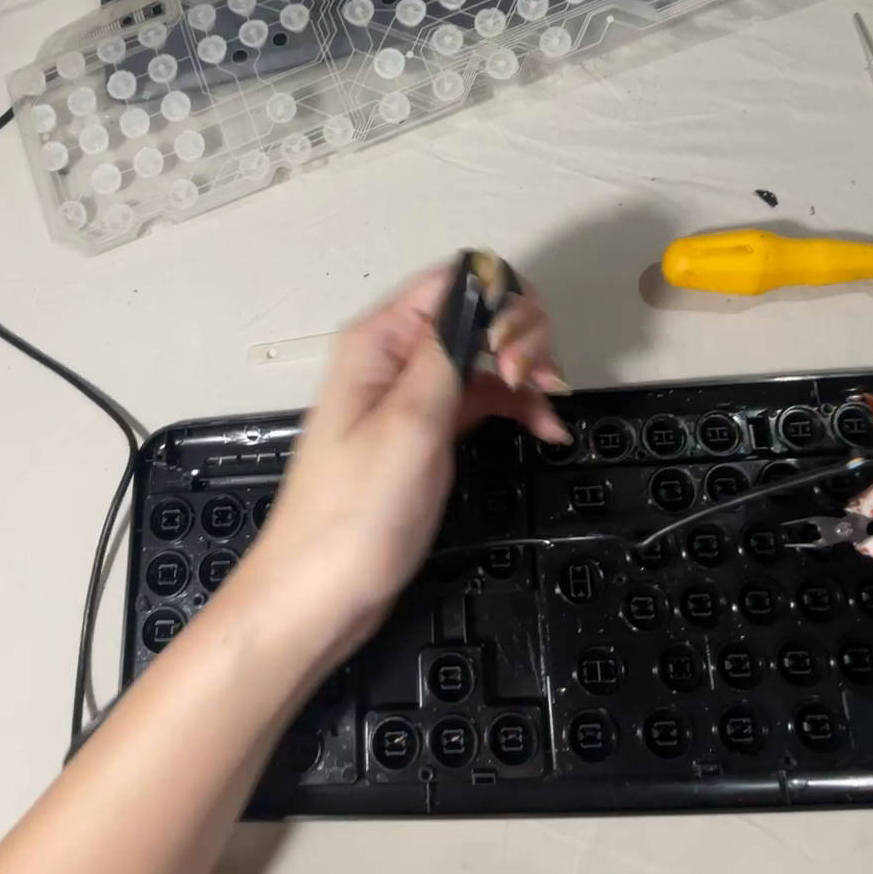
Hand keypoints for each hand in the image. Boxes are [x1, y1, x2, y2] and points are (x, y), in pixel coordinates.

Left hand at [246, 261, 568, 645]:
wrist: (322, 594)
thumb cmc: (354, 515)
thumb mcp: (409, 424)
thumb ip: (446, 349)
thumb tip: (481, 281)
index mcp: (379, 340)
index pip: (453, 280)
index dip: (501, 300)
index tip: (518, 350)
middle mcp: (396, 357)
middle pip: (477, 311)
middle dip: (520, 335)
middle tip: (534, 378)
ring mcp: (415, 393)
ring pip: (488, 354)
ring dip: (528, 370)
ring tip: (550, 404)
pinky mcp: (430, 428)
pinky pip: (484, 396)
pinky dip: (519, 405)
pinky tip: (545, 427)